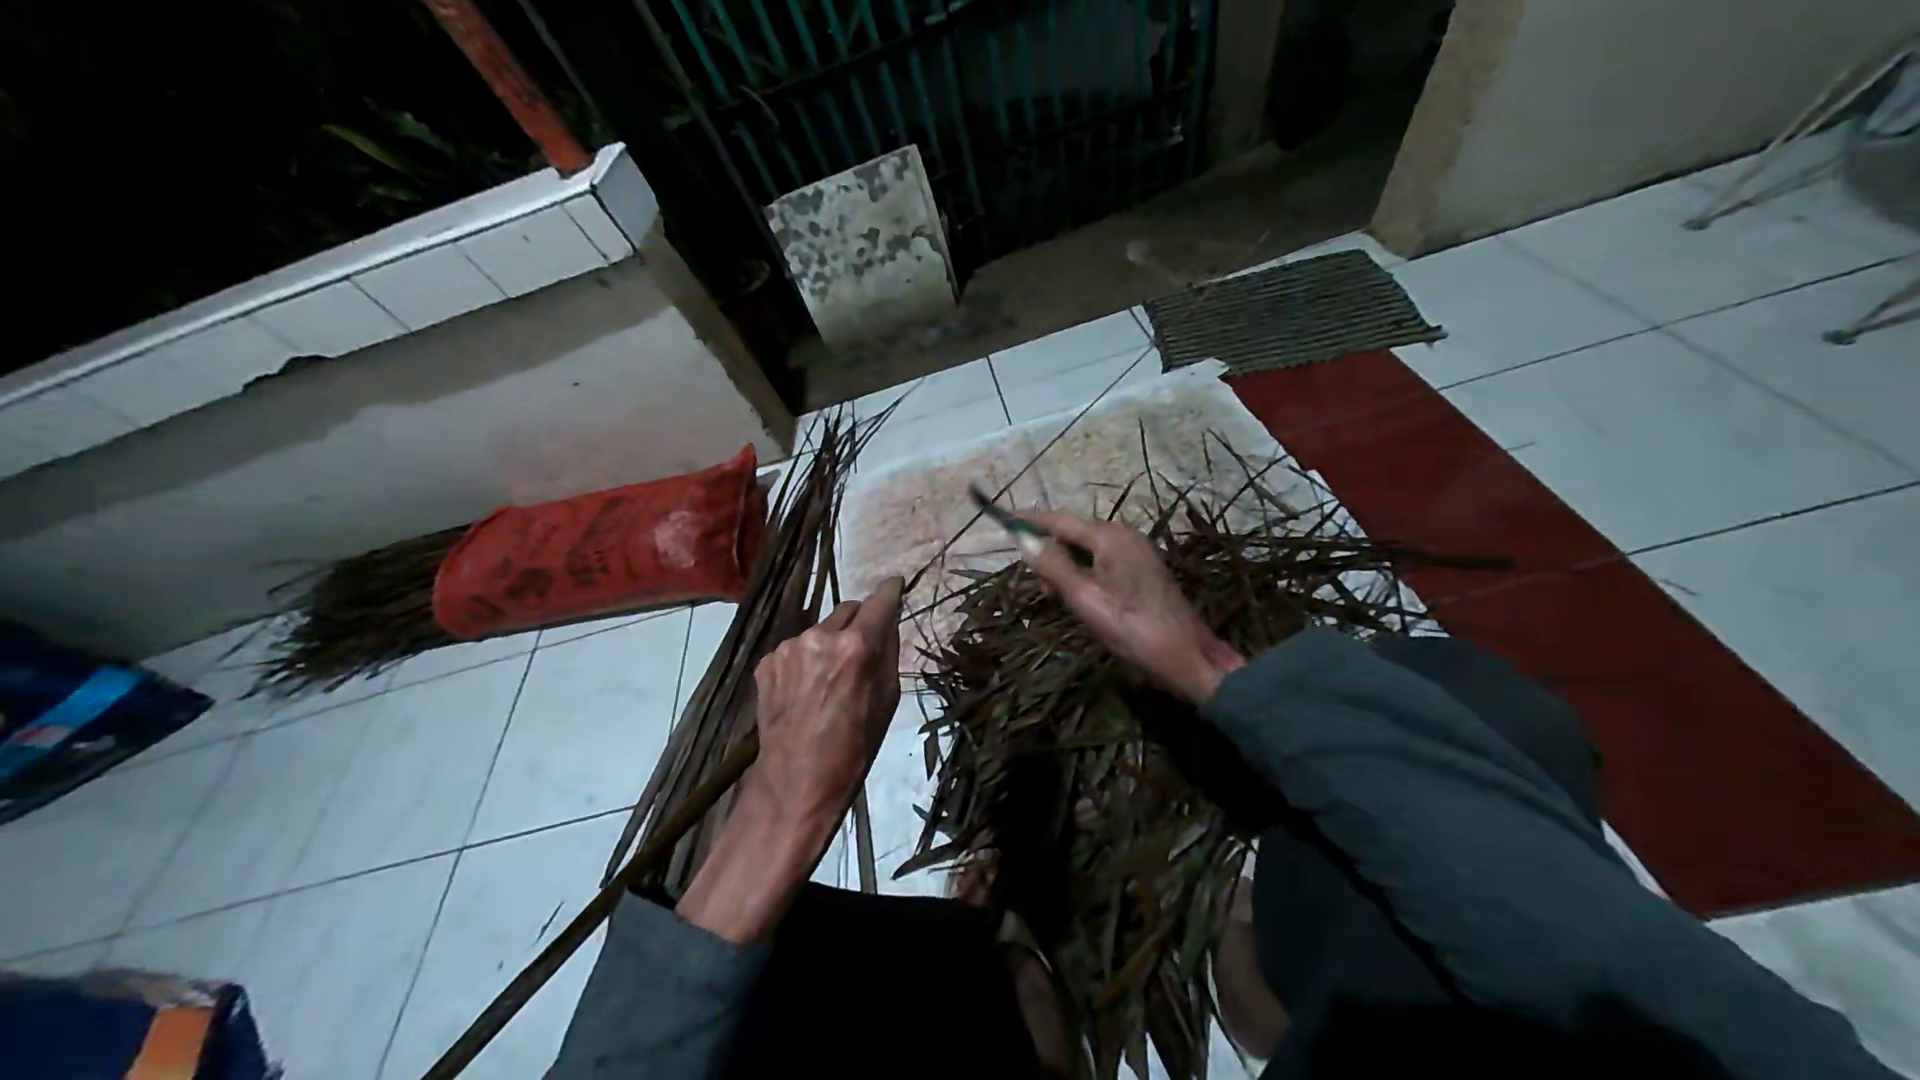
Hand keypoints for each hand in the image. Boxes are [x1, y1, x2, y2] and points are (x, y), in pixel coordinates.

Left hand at [675, 578, 903, 943]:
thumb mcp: (887, 700)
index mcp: (855, 647)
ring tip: (831, 680)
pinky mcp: (767, 662)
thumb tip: (887, 621)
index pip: (879, 601)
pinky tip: (807, 690)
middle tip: (864, 649)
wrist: (795, 785)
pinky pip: (798, 648)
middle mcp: (818, 637)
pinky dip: (808, 658)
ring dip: (832, 642)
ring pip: (821, 629)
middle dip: (860, 622)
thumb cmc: (854, 749)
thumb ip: (888, 652)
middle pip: (848, 609)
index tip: (896, 586)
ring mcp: (788, 648)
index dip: (891, 592)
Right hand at [1017, 512, 1242, 704]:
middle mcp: (1124, 535)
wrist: (1187, 657)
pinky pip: (1101, 560)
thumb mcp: (1085, 599)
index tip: (1003, 519)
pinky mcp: (1141, 568)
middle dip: (1049, 551)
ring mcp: (1135, 551)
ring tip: (1057, 597)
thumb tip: (1024, 541)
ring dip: (1065, 566)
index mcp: (1110, 537)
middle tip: (1039, 585)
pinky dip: (1083, 573)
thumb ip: (1053, 567)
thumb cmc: (1132, 629)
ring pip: (1086, 549)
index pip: (1060, 520)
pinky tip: (1078, 597)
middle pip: (1073, 532)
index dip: (1030, 521)